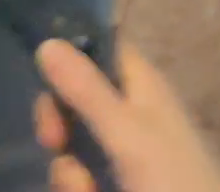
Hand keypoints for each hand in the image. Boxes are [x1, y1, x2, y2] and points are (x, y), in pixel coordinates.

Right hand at [34, 40, 219, 191]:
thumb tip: (45, 41)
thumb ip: (86, 90)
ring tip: (82, 189)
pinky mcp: (117, 187)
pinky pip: (81, 177)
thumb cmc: (176, 186)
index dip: (70, 49)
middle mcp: (130, 113)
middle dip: (57, 118)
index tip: (43, 69)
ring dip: (68, 167)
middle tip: (53, 140)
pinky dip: (78, 188)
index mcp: (141, 86)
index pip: (100, 45)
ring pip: (74, 142)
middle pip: (76, 94)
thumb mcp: (127, 135)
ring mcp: (125, 154)